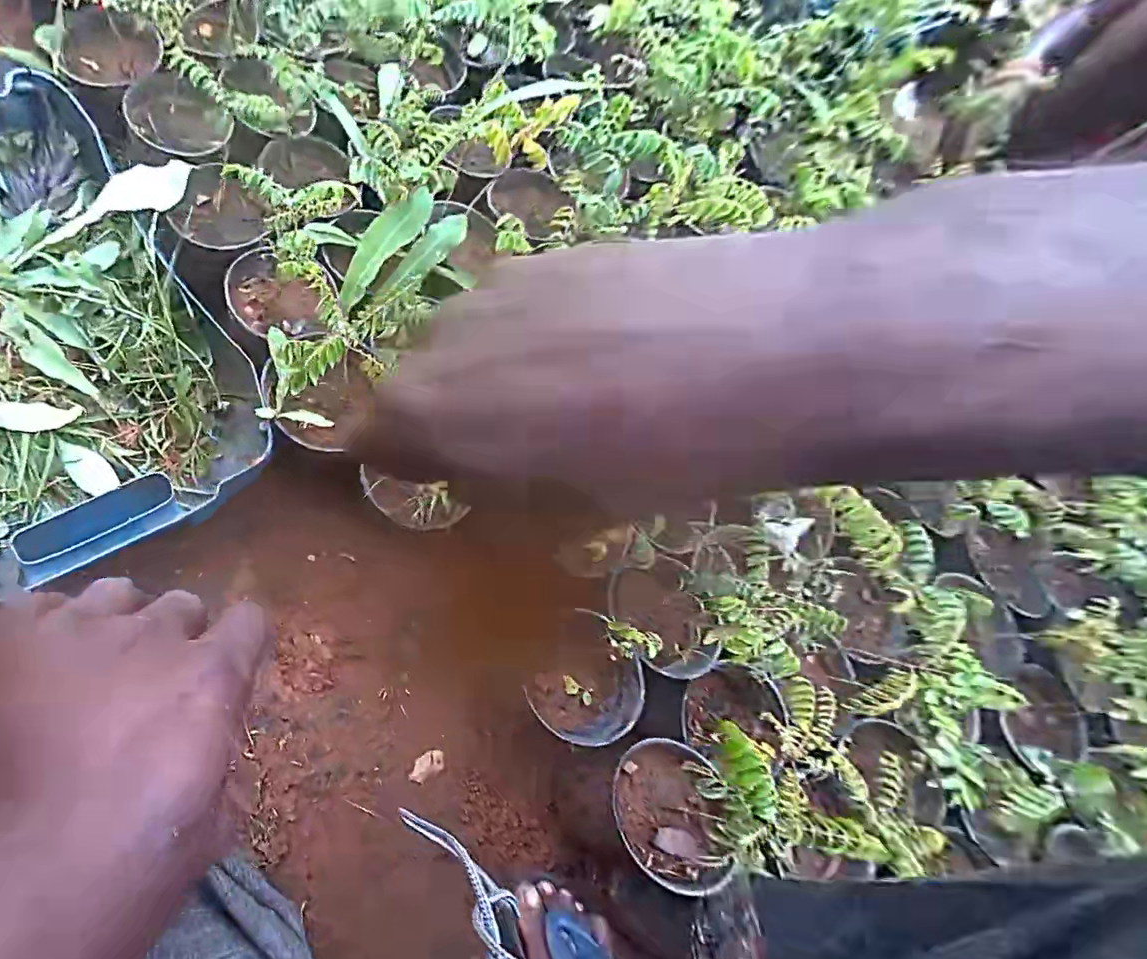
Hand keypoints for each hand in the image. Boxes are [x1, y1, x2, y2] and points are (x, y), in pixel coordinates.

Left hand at [0, 580, 269, 958]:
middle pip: (183, 606)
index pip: (250, 622)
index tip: (225, 680)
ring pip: (118, 595)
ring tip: (89, 681)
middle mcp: (142, 638)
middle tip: (147, 700)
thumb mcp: (195, 849)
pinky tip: (28, 685)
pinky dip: (54, 635)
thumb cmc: (89, 897)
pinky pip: (49, 607)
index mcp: (202, 687)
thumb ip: (226, 768)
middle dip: (179, 645)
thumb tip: (218, 731)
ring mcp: (63, 627)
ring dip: (119, 630)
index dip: (242, 650)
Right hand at [359, 233, 828, 512]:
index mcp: (424, 411)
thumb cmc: (652, 462)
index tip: (437, 483)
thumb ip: (479, 500)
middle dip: (444, 424)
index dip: (398, 468)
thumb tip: (463, 482)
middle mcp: (438, 340)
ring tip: (568, 396)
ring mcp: (493, 288)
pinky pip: (511, 311)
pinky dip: (530, 337)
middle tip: (513, 450)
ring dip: (488, 378)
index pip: (365, 441)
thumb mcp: (552, 517)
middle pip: (412, 390)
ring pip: (462, 346)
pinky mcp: (549, 254)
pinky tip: (602, 350)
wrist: (782, 347)